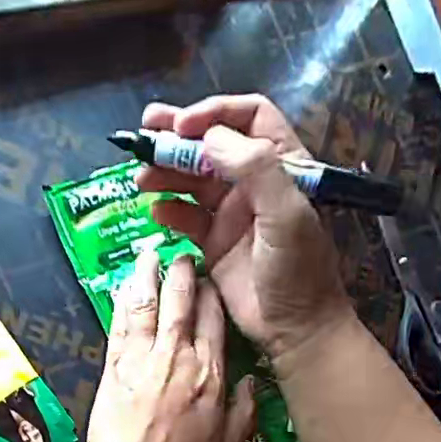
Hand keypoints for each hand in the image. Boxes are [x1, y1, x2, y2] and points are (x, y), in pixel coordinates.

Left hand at [76, 249, 256, 441]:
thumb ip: (245, 409)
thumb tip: (250, 379)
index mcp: (210, 373)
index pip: (214, 318)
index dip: (213, 293)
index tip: (211, 278)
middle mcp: (177, 357)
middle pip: (181, 302)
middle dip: (183, 272)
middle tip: (183, 254)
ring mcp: (142, 359)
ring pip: (147, 305)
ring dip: (148, 275)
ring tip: (150, 252)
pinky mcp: (113, 368)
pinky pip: (120, 326)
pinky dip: (122, 302)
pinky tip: (124, 286)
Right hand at [137, 94, 358, 365]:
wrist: (294, 327)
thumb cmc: (299, 270)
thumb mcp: (286, 214)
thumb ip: (255, 169)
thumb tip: (210, 138)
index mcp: (281, 165)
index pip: (248, 118)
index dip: (214, 114)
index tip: (182, 125)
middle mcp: (253, 183)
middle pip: (211, 146)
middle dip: (177, 138)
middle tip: (143, 134)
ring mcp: (231, 214)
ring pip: (193, 181)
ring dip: (166, 174)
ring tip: (141, 177)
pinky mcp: (213, 244)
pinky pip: (186, 219)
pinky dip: (169, 212)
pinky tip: (155, 210)